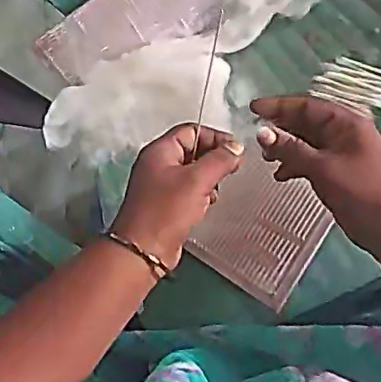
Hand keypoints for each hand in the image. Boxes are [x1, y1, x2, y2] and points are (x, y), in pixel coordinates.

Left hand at [110, 124, 245, 268]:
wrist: (144, 250)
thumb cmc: (167, 210)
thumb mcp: (197, 180)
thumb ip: (219, 160)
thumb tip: (236, 147)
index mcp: (160, 150)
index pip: (191, 131)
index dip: (215, 137)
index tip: (236, 151)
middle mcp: (158, 163)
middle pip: (192, 150)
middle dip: (213, 159)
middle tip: (230, 172)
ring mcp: (160, 184)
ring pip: (192, 171)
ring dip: (208, 179)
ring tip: (214, 191)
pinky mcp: (165, 203)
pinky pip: (188, 190)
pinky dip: (200, 194)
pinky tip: (206, 204)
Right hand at [251, 96, 380, 253]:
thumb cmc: (362, 192)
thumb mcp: (322, 167)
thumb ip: (290, 149)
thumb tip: (262, 133)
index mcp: (347, 123)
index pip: (307, 105)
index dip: (279, 105)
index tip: (254, 108)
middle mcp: (345, 133)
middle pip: (306, 122)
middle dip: (280, 127)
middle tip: (255, 134)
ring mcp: (343, 153)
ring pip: (307, 142)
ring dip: (285, 147)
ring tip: (266, 157)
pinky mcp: (339, 171)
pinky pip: (311, 159)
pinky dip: (295, 164)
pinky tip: (281, 174)